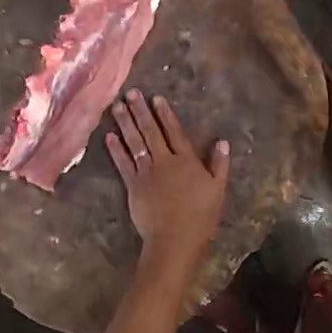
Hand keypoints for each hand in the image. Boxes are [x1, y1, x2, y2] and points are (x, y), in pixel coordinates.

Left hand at [106, 90, 230, 270]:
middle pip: (151, 132)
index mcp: (187, 161)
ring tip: (117, 107)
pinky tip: (110, 136)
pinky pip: (123, 164)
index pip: (175, 132)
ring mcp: (146, 173)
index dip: (165, 114)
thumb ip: (219, 164)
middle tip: (131, 93)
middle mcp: (165, 162)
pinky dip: (116, 149)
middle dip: (141, 111)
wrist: (175, 239)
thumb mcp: (218, 189)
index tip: (156, 98)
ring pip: (135, 143)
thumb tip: (222, 142)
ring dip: (125, 124)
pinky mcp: (133, 187)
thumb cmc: (201, 215)